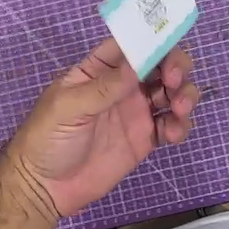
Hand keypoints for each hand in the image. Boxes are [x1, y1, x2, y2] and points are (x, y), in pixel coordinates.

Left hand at [4, 39, 200, 221]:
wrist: (44, 187)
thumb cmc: (46, 138)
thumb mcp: (69, 106)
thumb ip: (104, 86)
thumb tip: (137, 64)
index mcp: (100, 70)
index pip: (132, 45)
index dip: (153, 40)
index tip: (167, 48)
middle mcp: (122, 86)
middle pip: (160, 65)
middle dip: (175, 66)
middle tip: (174, 82)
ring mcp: (135, 112)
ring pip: (172, 92)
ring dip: (184, 94)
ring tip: (179, 109)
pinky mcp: (145, 139)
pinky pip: (171, 125)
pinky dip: (180, 125)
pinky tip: (172, 134)